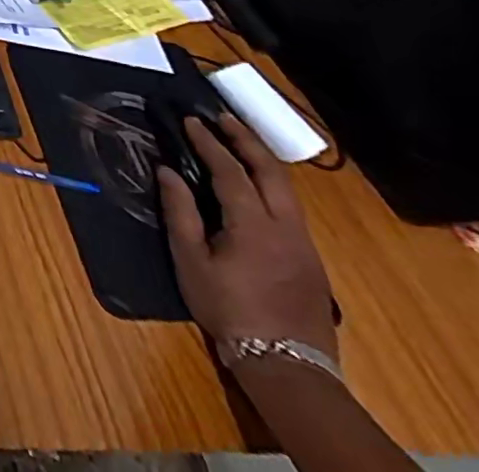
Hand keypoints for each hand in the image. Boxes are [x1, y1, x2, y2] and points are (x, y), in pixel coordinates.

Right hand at [159, 113, 337, 358]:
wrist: (286, 360)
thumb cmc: (227, 307)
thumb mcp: (190, 260)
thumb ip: (180, 212)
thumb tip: (168, 171)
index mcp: (254, 224)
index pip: (231, 171)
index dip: (210, 143)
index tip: (191, 121)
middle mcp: (286, 225)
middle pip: (271, 170)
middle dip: (245, 139)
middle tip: (222, 117)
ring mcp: (304, 240)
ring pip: (286, 187)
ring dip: (260, 158)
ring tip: (237, 140)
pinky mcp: (309, 255)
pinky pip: (290, 205)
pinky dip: (270, 182)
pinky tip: (254, 183)